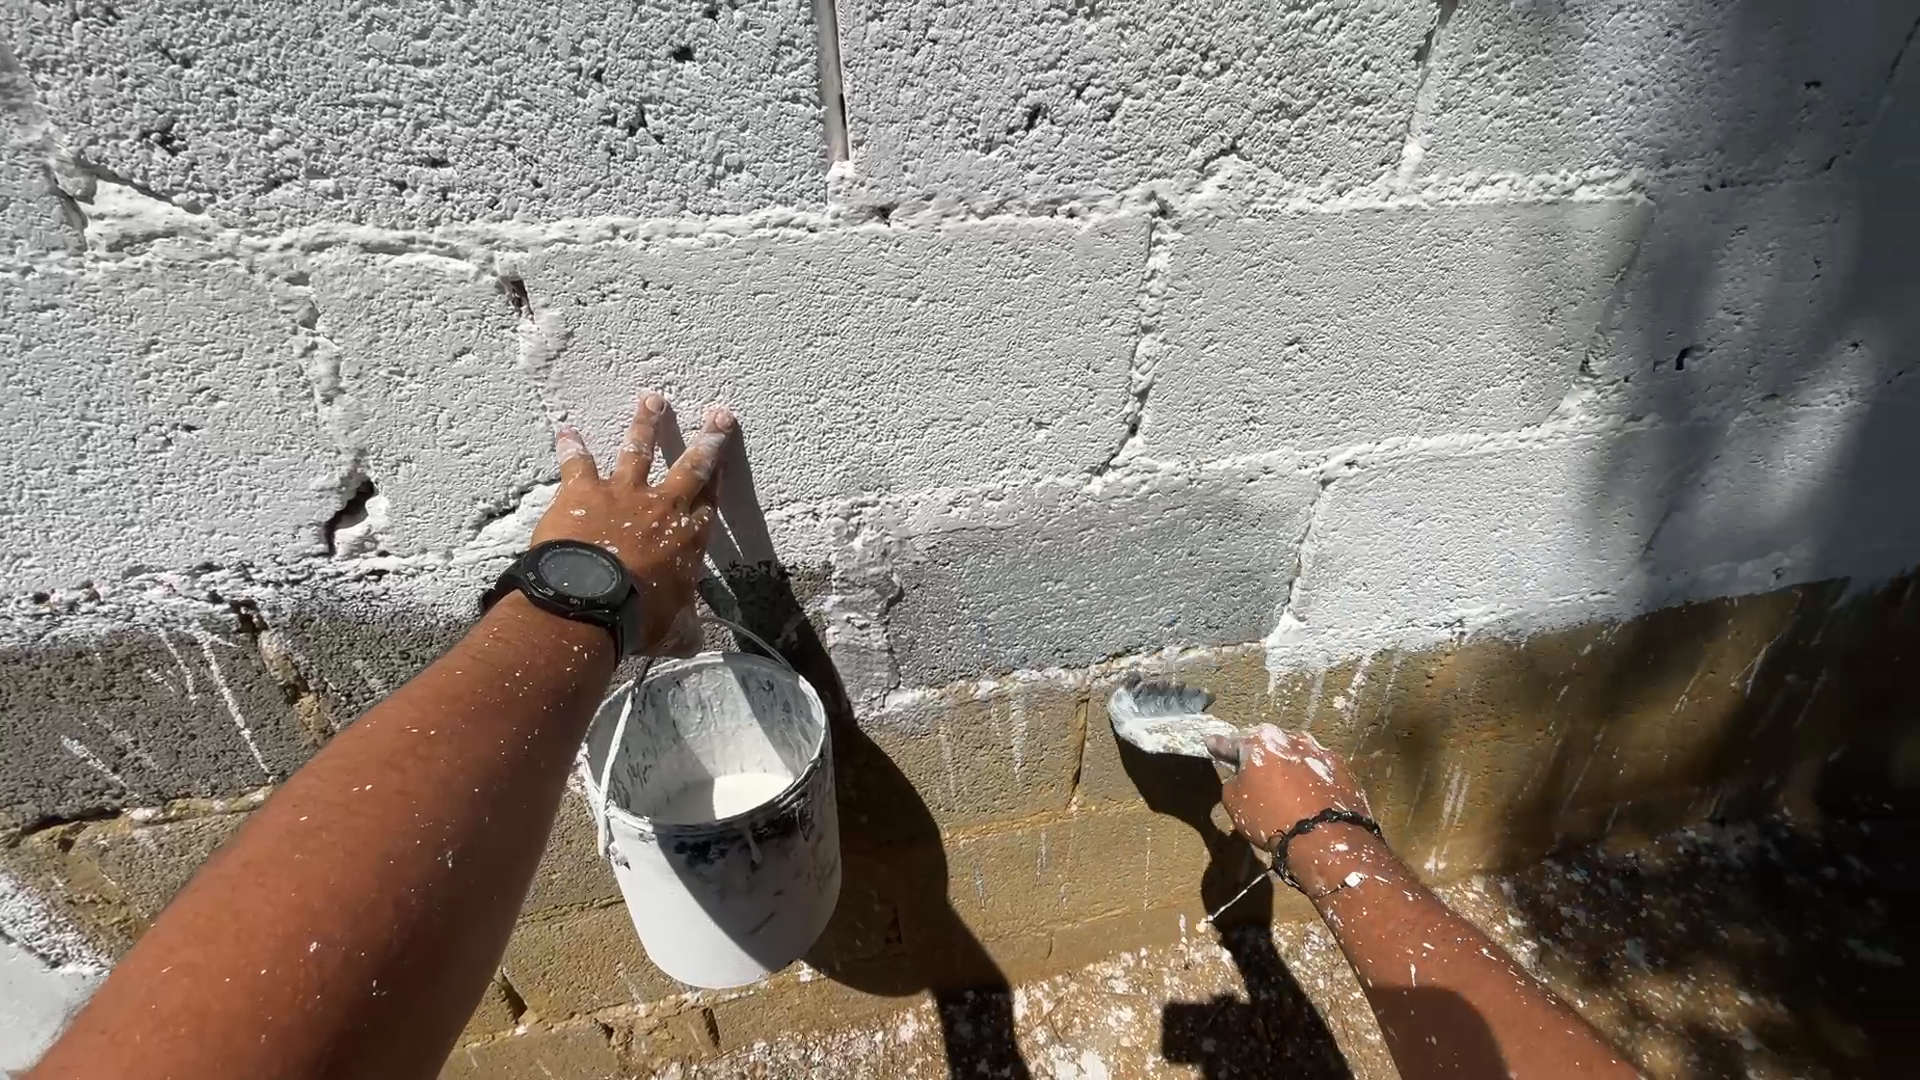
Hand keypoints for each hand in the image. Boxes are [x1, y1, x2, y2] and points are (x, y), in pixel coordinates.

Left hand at [529, 392, 735, 652]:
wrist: (589, 603)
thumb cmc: (639, 618)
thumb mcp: (671, 631)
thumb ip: (684, 630)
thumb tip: (693, 643)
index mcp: (689, 536)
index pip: (711, 497)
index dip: (721, 472)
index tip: (728, 452)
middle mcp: (663, 506)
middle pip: (691, 465)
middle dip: (708, 438)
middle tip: (718, 413)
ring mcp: (623, 494)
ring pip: (638, 450)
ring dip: (647, 423)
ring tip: (652, 398)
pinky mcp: (583, 493)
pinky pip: (579, 464)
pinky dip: (573, 448)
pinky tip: (567, 431)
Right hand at [1205, 725, 1371, 850]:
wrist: (1326, 843)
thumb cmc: (1271, 818)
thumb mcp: (1233, 802)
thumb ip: (1232, 779)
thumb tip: (1239, 775)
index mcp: (1259, 740)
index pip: (1231, 742)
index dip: (1220, 747)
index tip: (1212, 744)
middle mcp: (1291, 738)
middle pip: (1267, 745)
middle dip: (1259, 757)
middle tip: (1253, 775)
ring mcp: (1321, 752)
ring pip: (1296, 756)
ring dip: (1288, 767)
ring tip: (1286, 791)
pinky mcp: (1344, 771)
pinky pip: (1319, 772)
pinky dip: (1312, 781)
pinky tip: (1309, 800)